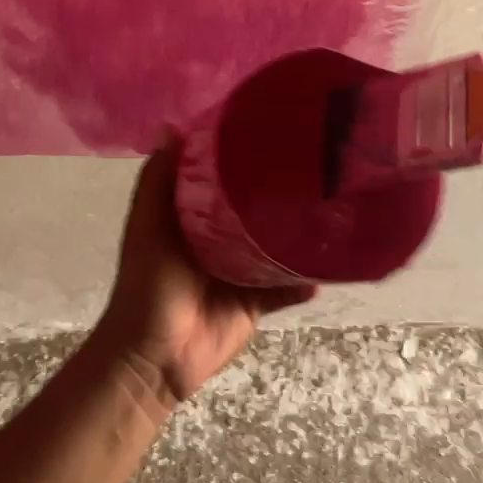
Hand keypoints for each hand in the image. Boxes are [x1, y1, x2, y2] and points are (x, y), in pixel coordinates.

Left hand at [89, 132, 317, 410]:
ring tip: (334, 207)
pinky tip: (330, 265)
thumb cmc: (148, 285)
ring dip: (299, 234)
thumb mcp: (148, 226)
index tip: (271, 125)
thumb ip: (159, 181)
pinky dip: (305, 278)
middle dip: (279, 192)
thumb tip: (172, 124)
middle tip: (318, 164)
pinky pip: (286, 287)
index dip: (240, 154)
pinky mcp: (255, 303)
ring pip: (275, 246)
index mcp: (191, 216)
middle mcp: (217, 238)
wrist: (155, 358)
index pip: (219, 176)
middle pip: (254, 209)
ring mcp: (239, 271)